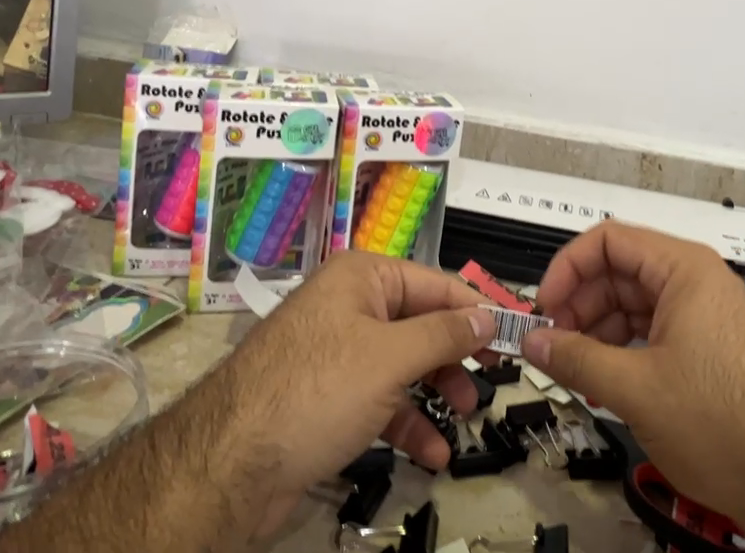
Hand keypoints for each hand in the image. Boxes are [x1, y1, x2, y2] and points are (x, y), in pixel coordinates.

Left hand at [176, 252, 495, 540]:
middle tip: (488, 382)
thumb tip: (487, 315)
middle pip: (421, 324)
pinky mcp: (328, 397)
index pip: (435, 284)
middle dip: (454, 357)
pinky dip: (408, 424)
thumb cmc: (316, 392)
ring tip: (464, 420)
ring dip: (435, 394)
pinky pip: (381, 401)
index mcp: (362, 278)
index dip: (476, 310)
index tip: (514, 336)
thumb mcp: (391, 358)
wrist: (230, 465)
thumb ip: (445, 334)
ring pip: (404, 366)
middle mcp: (350, 307)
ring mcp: (337, 354)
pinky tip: (432, 455)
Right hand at [524, 221, 744, 542]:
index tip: (543, 309)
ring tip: (577, 367)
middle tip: (554, 344)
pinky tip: (609, 378)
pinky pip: (657, 329)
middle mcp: (698, 280)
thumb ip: (576, 358)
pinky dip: (626, 347)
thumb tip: (532, 342)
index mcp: (683, 269)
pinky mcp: (714, 346)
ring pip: (637, 302)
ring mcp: (709, 313)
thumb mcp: (636, 389)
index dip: (568, 268)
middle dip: (581, 303)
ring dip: (600, 329)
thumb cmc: (718, 421)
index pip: (609, 240)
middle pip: (621, 270)